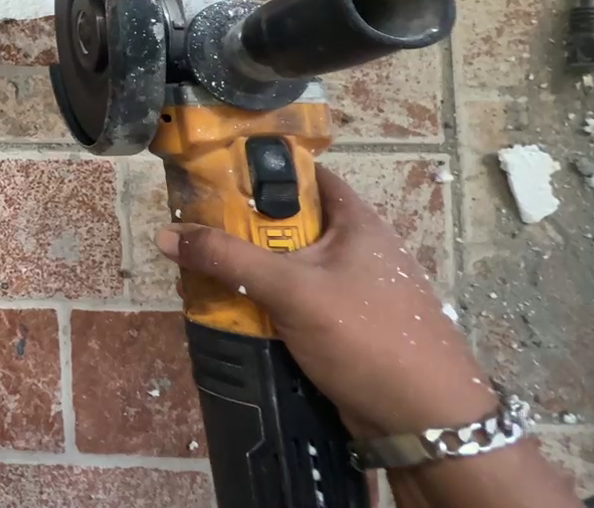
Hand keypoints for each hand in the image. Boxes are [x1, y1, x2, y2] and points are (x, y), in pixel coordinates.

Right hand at [157, 167, 496, 438]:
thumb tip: (165, 235)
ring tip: (198, 263)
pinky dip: (254, 293)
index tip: (211, 168)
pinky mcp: (335, 320)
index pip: (304, 174)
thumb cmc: (372, 339)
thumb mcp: (293, 291)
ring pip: (279, 259)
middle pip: (282, 218)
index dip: (259, 166)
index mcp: (355, 224)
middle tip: (193, 222)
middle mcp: (351, 247)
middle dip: (236, 221)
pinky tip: (224, 300)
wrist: (428, 428)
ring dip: (241, 262)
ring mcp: (344, 286)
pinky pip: (283, 293)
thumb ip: (228, 259)